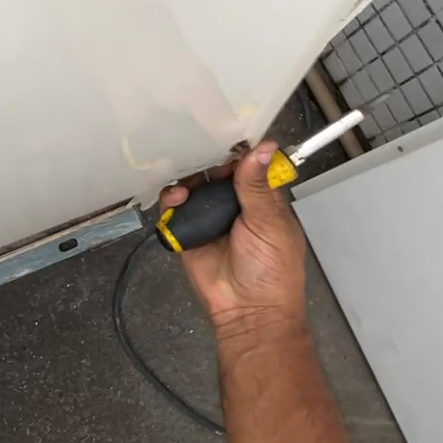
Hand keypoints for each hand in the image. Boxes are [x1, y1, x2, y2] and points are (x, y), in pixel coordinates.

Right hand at [160, 140, 307, 340]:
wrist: (247, 310)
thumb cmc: (271, 267)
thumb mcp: (268, 223)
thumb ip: (257, 185)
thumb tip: (263, 146)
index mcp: (261, 198)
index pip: (246, 164)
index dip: (236, 150)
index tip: (221, 132)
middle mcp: (233, 203)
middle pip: (214, 171)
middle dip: (204, 163)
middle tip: (196, 159)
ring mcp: (208, 216)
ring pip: (192, 186)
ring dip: (186, 181)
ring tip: (184, 190)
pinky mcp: (186, 231)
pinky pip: (173, 209)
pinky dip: (170, 200)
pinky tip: (175, 199)